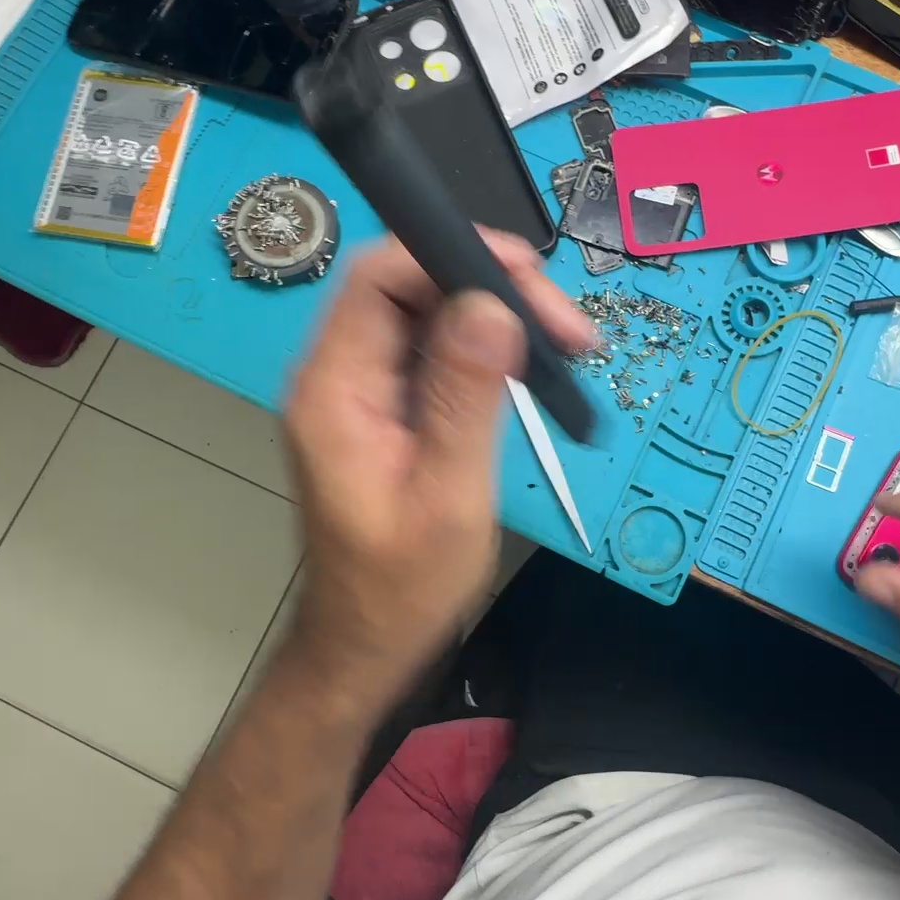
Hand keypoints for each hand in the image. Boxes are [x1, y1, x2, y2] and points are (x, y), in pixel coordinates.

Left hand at [281, 231, 594, 713]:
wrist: (369, 645)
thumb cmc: (403, 589)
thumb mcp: (447, 497)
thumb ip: (466, 399)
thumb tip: (493, 305)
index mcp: (335, 389)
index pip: (380, 278)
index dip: (451, 254)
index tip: (530, 273)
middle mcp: (341, 375)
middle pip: (408, 288)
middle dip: (489, 286)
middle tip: (564, 325)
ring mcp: (363, 391)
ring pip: (428, 315)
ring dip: (495, 315)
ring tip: (561, 342)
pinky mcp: (388, 409)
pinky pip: (435, 353)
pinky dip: (485, 348)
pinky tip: (528, 364)